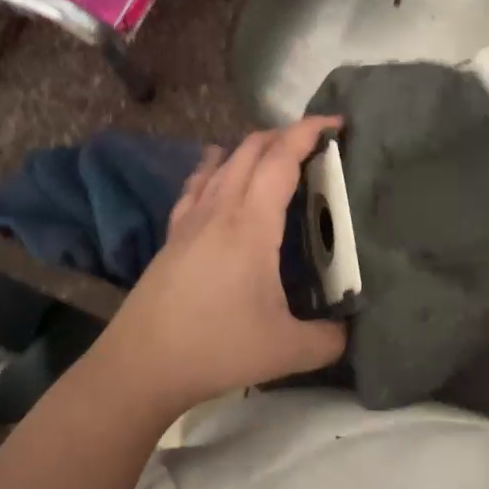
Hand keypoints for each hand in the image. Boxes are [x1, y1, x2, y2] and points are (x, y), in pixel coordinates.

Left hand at [96, 117, 347, 417]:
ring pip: (225, 160)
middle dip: (287, 134)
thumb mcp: (285, 351)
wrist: (138, 366)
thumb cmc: (215, 348)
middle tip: (317, 144)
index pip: (282, 158)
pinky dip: (217, 165)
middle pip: (252, 148)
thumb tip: (350, 330)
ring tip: (279, 156)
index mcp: (251, 223)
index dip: (310, 132)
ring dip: (255, 148)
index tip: (337, 122)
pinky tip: (219, 167)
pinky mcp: (173, 234)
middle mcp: (221, 208)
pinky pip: (198, 182)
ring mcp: (192, 218)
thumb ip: (328, 339)